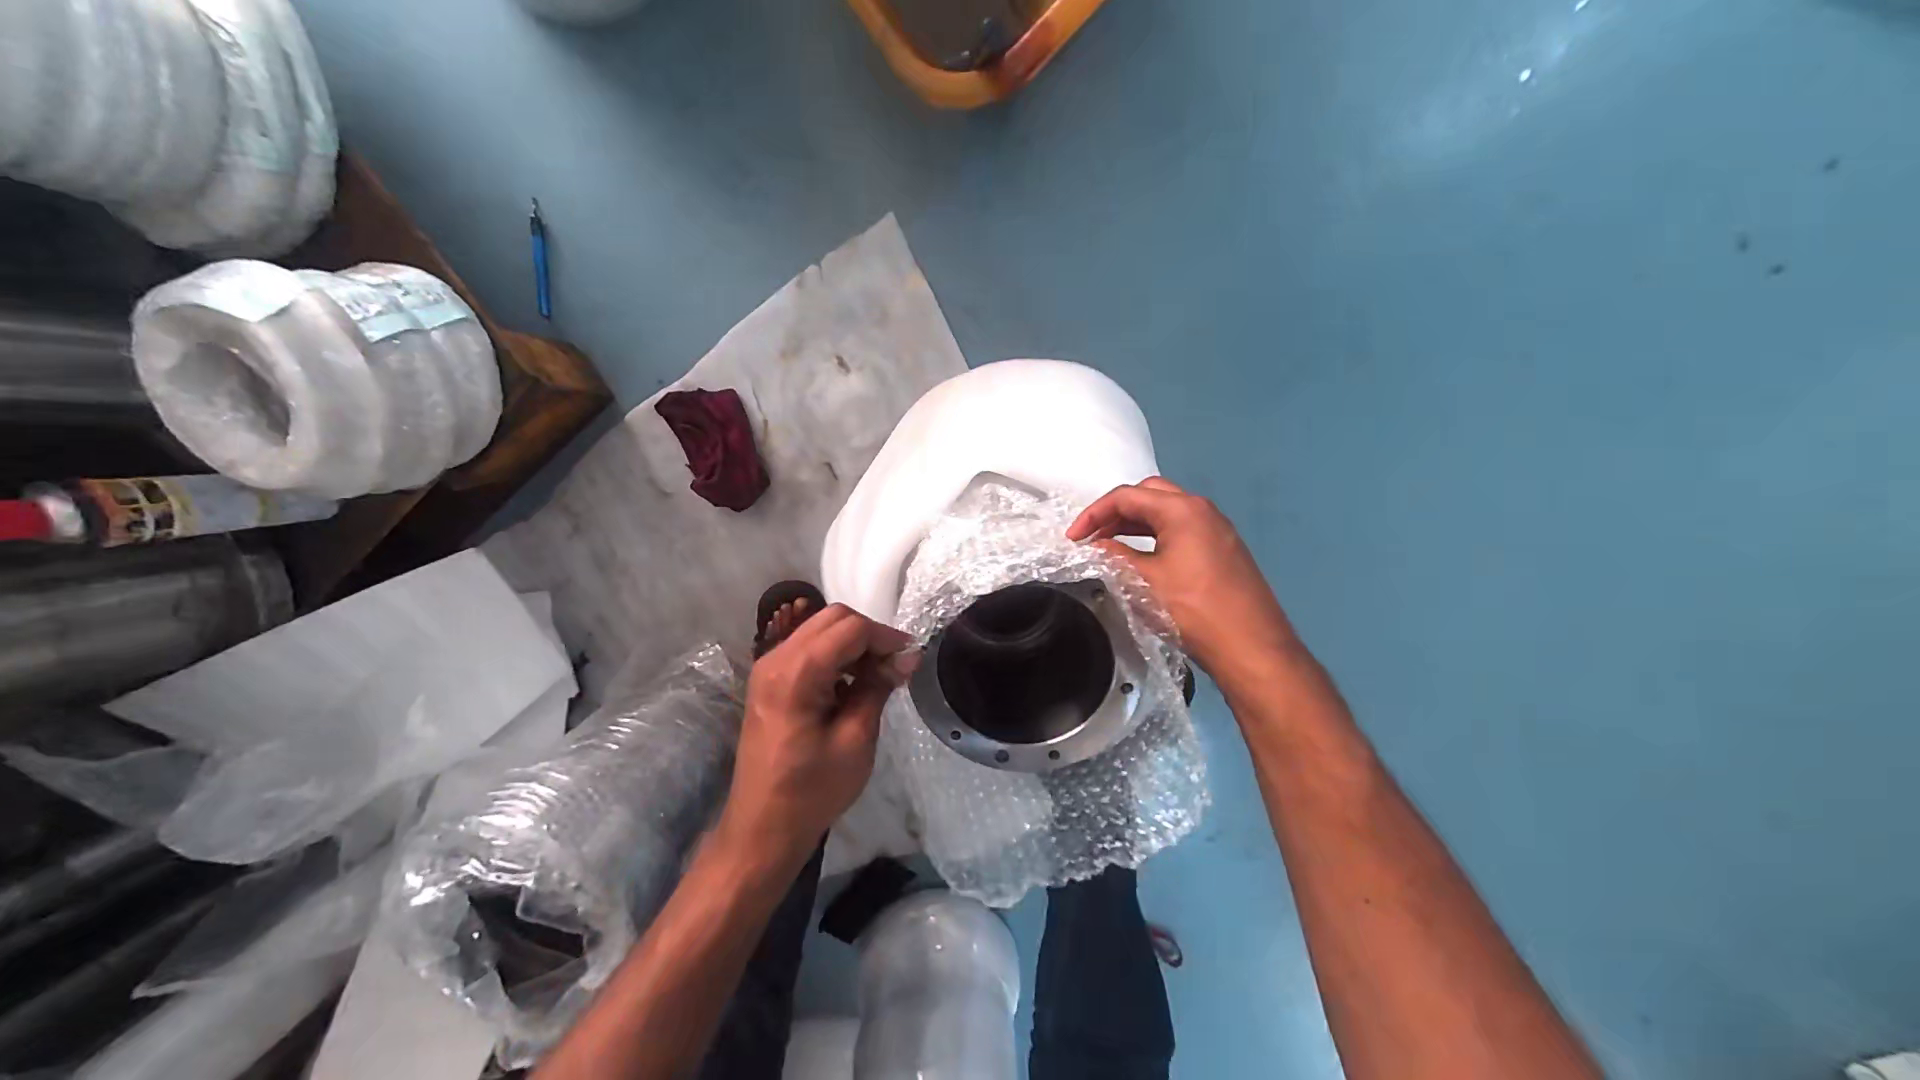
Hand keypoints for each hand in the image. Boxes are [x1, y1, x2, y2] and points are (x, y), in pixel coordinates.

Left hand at [719, 605, 916, 869]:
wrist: (762, 828)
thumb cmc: (812, 790)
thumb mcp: (856, 740)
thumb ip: (878, 688)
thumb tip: (907, 656)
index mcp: (796, 673)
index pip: (850, 628)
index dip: (886, 637)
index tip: (911, 657)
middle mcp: (776, 659)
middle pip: (832, 618)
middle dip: (868, 634)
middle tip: (894, 666)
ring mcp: (767, 668)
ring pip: (818, 629)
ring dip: (851, 643)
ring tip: (876, 676)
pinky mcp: (767, 681)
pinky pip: (806, 648)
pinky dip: (833, 654)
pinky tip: (850, 684)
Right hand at [1067, 477, 1299, 680]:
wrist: (1251, 648)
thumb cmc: (1193, 610)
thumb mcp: (1144, 582)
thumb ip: (1114, 556)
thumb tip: (1094, 546)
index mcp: (1183, 509)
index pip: (1127, 496)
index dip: (1094, 514)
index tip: (1073, 538)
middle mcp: (1203, 510)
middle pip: (1149, 495)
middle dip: (1115, 512)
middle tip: (1092, 536)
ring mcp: (1217, 530)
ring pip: (1167, 513)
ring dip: (1135, 524)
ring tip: (1110, 546)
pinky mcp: (1224, 550)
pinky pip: (1182, 530)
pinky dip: (1156, 536)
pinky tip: (1143, 557)